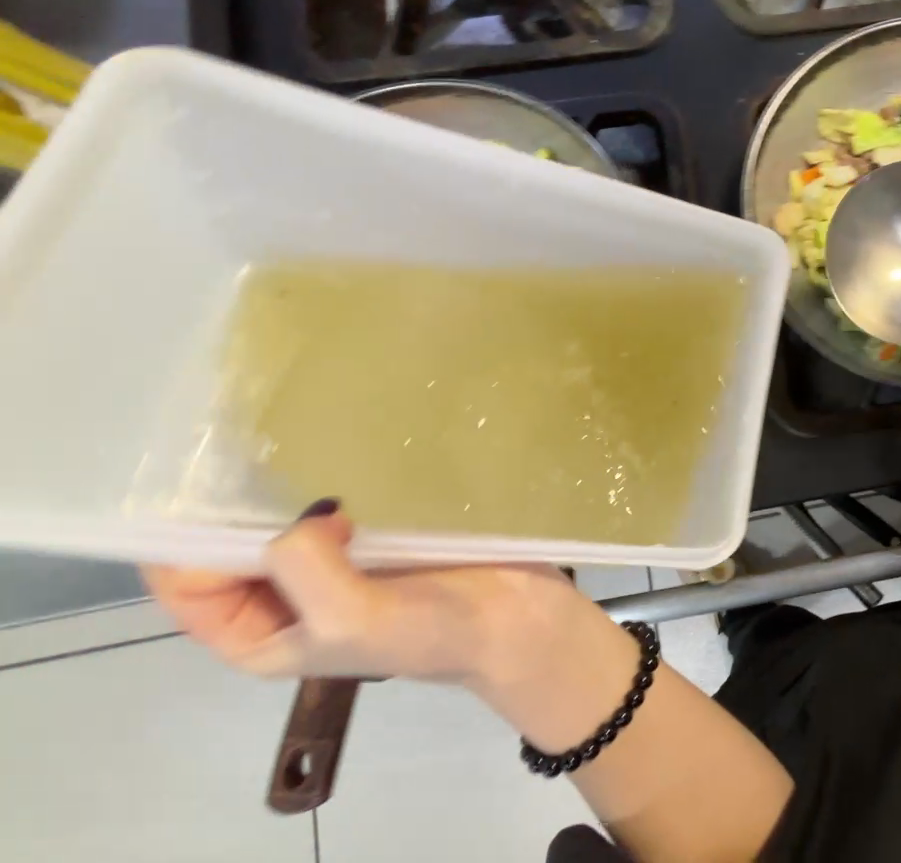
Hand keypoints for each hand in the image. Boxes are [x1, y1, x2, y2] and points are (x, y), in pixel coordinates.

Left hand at [142, 500, 598, 690]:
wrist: (518, 621)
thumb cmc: (430, 632)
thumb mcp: (349, 620)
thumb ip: (304, 569)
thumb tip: (308, 515)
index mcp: (260, 634)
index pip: (189, 586)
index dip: (189, 546)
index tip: (217, 500)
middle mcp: (290, 598)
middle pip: (235, 548)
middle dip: (240, 512)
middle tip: (265, 464)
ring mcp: (341, 565)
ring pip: (289, 523)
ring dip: (294, 497)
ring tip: (311, 459)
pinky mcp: (386, 539)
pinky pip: (345, 510)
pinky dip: (344, 489)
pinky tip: (358, 470)